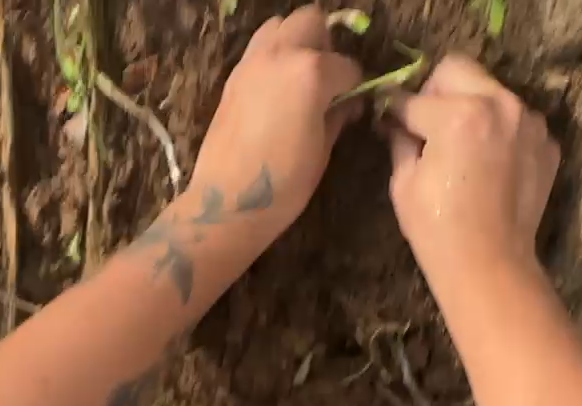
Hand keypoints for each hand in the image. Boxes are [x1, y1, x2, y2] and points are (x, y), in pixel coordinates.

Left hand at [189, 5, 362, 234]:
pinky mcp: (232, 80)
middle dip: (324, 46)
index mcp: (312, 72)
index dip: (355, 86)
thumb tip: (349, 103)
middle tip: (326, 80)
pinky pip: (257, 50)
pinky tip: (276, 93)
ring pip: (279, 27)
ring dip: (294, 43)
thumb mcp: (321, 153)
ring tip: (299, 80)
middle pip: (310, 23)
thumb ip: (337, 117)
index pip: (347, 66)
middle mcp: (280, 55)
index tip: (354, 104)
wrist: (225, 206)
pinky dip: (272, 59)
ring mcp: (251, 63)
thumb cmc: (282, 187)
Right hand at [387, 57, 558, 283]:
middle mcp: (499, 104)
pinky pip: (515, 121)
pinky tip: (487, 168)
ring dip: (470, 110)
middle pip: (456, 70)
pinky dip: (497, 134)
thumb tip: (397, 125)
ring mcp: (529, 122)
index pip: (414, 99)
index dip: (394, 112)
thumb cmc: (436, 231)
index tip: (388, 122)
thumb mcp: (403, 186)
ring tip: (460, 151)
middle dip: (435, 93)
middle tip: (426, 127)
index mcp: (458, 115)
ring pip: (490, 91)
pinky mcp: (545, 142)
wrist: (488, 265)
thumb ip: (400, 143)